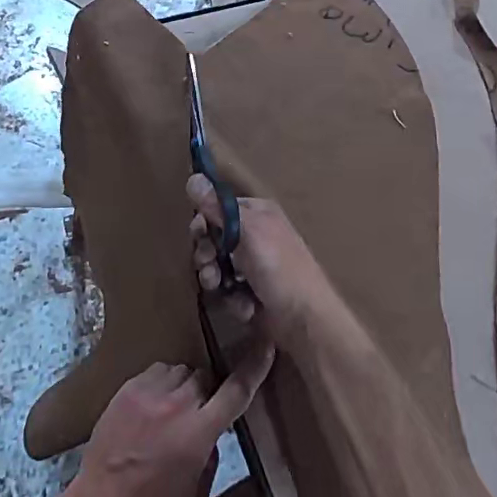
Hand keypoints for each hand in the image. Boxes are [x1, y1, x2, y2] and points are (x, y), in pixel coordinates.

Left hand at [24, 350, 272, 496]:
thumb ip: (213, 463)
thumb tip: (215, 440)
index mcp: (197, 434)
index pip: (236, 390)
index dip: (255, 366)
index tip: (267, 344)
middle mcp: (175, 406)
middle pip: (206, 377)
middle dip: (207, 394)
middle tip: (198, 416)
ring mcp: (147, 394)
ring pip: (181, 371)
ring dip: (184, 387)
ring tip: (172, 411)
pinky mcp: (126, 390)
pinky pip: (157, 371)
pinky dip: (161, 383)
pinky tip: (154, 406)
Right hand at [187, 174, 342, 349]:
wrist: (304, 318)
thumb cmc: (279, 267)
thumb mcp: (248, 232)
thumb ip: (218, 208)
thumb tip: (193, 177)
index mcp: (258, 213)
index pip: (219, 208)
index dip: (205, 221)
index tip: (198, 233)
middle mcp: (255, 235)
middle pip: (213, 239)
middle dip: (207, 254)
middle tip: (209, 264)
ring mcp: (252, 265)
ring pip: (216, 266)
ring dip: (214, 278)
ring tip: (221, 287)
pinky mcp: (250, 292)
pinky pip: (227, 290)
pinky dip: (232, 298)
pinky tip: (244, 305)